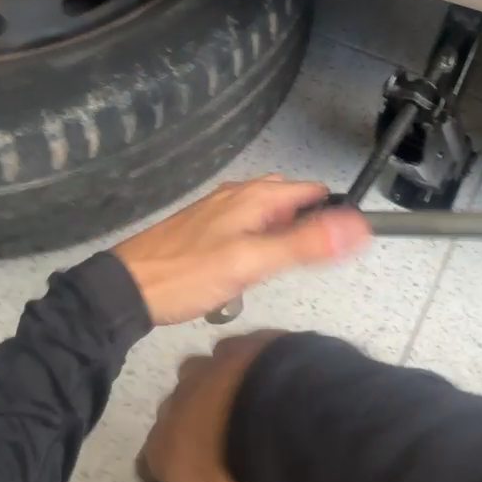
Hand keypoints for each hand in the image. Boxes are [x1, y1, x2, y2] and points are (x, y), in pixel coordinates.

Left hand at [113, 176, 371, 324]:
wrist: (125, 290)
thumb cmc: (189, 274)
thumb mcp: (253, 262)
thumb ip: (305, 244)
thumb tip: (356, 226)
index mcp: (256, 196)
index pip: (313, 191)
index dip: (333, 214)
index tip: (340, 245)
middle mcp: (239, 194)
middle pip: (290, 201)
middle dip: (304, 226)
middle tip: (300, 264)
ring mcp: (219, 210)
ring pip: (266, 216)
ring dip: (278, 238)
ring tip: (270, 271)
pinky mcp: (203, 227)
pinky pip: (245, 227)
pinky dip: (255, 244)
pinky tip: (244, 271)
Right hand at [142, 330, 286, 481]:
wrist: (285, 410)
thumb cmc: (242, 473)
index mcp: (162, 444)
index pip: (149, 461)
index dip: (169, 474)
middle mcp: (177, 399)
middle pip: (175, 413)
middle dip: (192, 426)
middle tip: (224, 445)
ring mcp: (210, 364)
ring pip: (202, 374)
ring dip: (215, 389)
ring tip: (246, 408)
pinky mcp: (243, 342)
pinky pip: (238, 353)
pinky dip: (246, 365)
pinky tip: (266, 379)